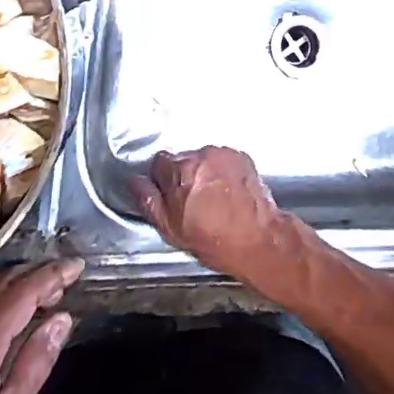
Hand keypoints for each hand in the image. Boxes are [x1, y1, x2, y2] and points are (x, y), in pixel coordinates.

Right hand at [131, 147, 299, 283]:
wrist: (258, 239)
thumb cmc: (214, 240)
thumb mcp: (171, 230)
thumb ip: (149, 202)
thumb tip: (136, 182)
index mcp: (178, 171)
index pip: (159, 162)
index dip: (162, 180)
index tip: (170, 195)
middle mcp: (200, 155)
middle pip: (182, 159)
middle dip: (184, 176)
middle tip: (193, 202)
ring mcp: (222, 154)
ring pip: (203, 159)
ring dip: (204, 173)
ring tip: (213, 199)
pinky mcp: (240, 156)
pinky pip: (222, 160)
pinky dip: (222, 172)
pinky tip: (228, 193)